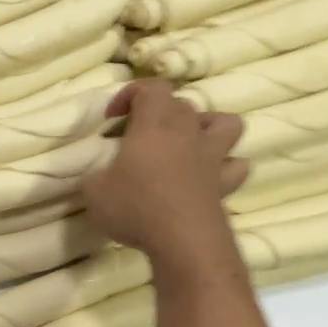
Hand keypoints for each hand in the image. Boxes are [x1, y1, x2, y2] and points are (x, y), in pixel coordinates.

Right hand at [82, 79, 249, 263]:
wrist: (181, 238)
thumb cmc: (134, 206)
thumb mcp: (93, 190)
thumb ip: (96, 174)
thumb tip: (101, 174)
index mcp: (154, 125)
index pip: (151, 88)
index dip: (130, 94)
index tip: (112, 117)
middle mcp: (188, 131)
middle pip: (182, 104)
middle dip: (158, 114)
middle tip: (137, 137)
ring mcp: (212, 156)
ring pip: (225, 122)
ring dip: (206, 127)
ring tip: (186, 143)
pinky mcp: (226, 182)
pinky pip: (234, 164)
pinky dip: (224, 165)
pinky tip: (207, 175)